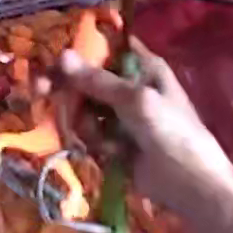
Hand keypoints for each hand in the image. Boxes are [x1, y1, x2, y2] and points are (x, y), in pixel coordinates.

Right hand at [58, 38, 232, 223]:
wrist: (192, 188)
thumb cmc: (173, 134)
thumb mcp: (136, 100)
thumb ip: (97, 79)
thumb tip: (61, 55)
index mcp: (141, 65)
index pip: (102, 45)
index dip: (77, 47)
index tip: (53, 55)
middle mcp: (126, 84)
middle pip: (82, 75)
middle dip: (63, 86)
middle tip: (39, 91)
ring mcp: (117, 112)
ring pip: (79, 103)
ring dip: (81, 120)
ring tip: (99, 138)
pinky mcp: (110, 137)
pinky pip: (85, 129)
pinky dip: (90, 139)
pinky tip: (107, 151)